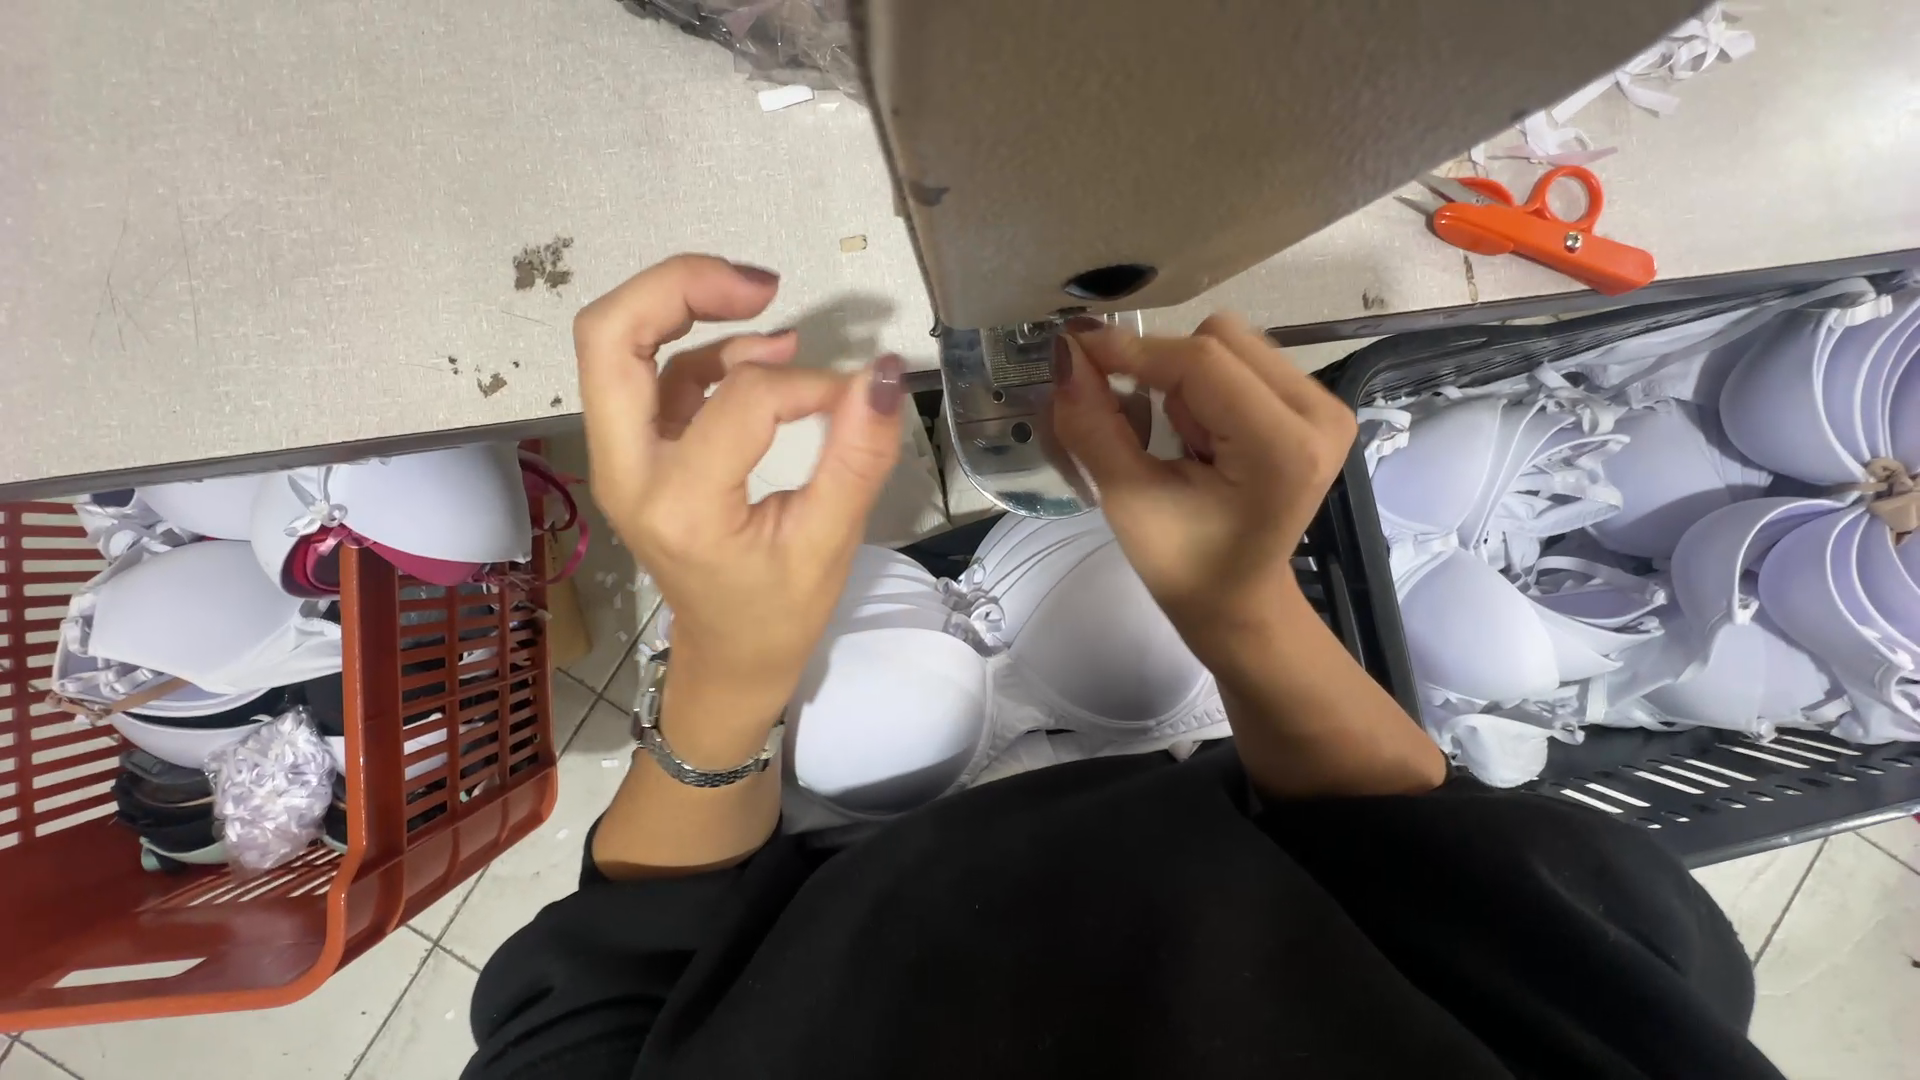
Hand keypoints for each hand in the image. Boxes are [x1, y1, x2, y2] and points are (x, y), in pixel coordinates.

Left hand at [574, 255, 905, 751]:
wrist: (729, 658)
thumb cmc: (779, 613)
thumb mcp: (829, 542)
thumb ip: (858, 458)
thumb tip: (887, 374)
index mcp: (680, 504)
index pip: (743, 399)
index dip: (811, 384)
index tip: (857, 399)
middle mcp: (630, 472)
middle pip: (611, 337)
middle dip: (682, 287)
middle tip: (760, 284)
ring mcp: (624, 460)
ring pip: (617, 345)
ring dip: (685, 308)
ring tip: (768, 304)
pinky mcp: (640, 454)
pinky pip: (651, 375)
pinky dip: (699, 348)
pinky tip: (760, 350)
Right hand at [1049, 313, 1356, 643]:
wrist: (1239, 599)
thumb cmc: (1184, 565)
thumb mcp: (1129, 501)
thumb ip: (1094, 426)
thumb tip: (1063, 358)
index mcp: (1280, 447)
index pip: (1200, 362)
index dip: (1130, 349)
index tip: (1073, 350)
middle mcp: (1318, 413)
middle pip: (1219, 338)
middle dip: (1161, 370)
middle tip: (1137, 422)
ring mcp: (1324, 406)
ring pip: (1230, 344)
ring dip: (1183, 380)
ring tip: (1179, 442)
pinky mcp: (1315, 406)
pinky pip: (1244, 361)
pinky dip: (1203, 387)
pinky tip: (1200, 438)